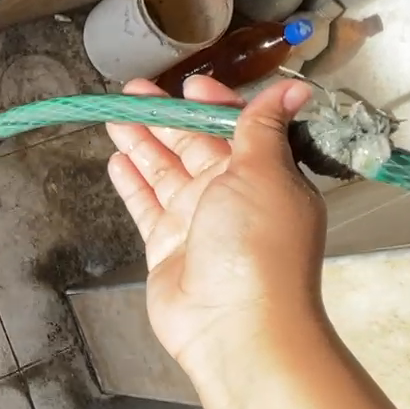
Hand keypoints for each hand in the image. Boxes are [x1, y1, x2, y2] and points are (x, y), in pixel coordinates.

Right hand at [105, 77, 327, 369]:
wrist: (234, 324)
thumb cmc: (256, 247)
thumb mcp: (264, 174)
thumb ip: (263, 128)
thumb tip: (294, 89)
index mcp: (262, 175)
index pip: (234, 129)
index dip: (211, 104)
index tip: (188, 84)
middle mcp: (229, 196)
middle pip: (191, 146)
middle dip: (163, 117)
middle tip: (131, 91)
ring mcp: (194, 222)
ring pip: (163, 171)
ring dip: (141, 143)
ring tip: (115, 117)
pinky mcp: (165, 246)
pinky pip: (145, 205)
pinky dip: (131, 184)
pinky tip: (116, 161)